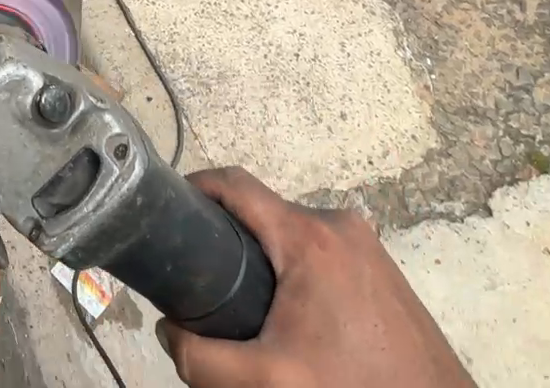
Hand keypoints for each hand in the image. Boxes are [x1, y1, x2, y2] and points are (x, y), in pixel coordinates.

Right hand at [160, 167, 474, 387]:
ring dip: (260, 254)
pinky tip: (288, 313)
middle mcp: (338, 225)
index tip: (168, 210)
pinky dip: (292, 267)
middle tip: (201, 275)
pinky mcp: (382, 267)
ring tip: (242, 301)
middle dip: (226, 234)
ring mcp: (366, 244)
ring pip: (290, 231)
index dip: (194, 186)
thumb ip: (201, 359)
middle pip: (260, 210)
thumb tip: (167, 331)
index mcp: (308, 235)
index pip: (234, 182)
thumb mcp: (268, 382)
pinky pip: (318, 249)